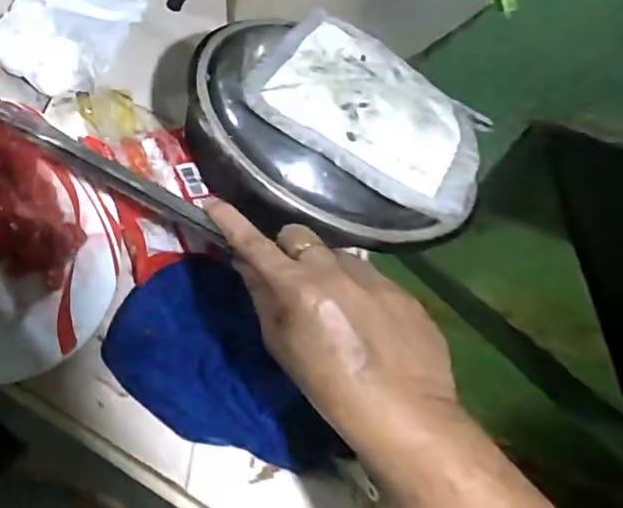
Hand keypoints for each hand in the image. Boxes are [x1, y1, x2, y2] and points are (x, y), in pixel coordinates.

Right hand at [206, 199, 454, 434]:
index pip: (254, 243)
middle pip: (296, 234)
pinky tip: (369, 320)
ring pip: (334, 253)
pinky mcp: (400, 289)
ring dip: (326, 268)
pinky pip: (368, 275)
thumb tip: (247, 264)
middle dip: (288, 250)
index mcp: (297, 287)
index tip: (211, 202)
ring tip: (337, 303)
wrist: (410, 421)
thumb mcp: (282, 347)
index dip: (230, 221)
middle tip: (292, 278)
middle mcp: (332, 269)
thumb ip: (262, 297)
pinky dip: (358, 288)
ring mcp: (370, 276)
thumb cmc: (331, 389)